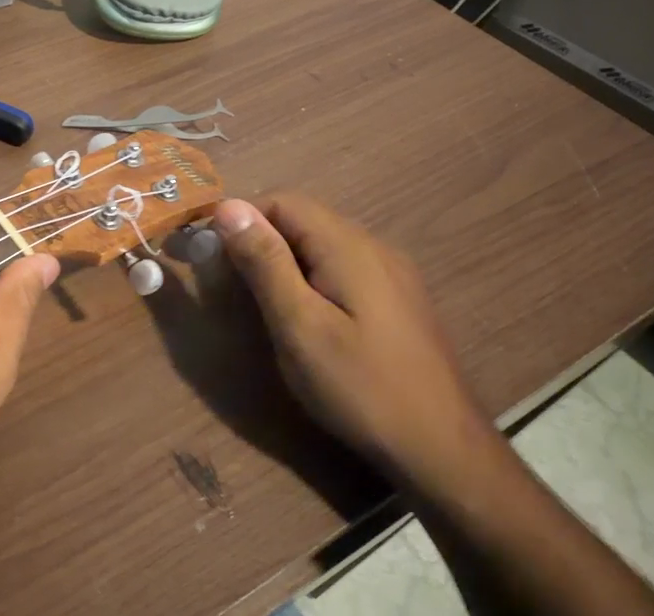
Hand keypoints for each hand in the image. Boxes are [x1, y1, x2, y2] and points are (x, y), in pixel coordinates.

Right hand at [210, 193, 496, 492]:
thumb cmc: (360, 387)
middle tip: (231, 285)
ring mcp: (392, 275)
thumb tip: (229, 207)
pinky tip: (306, 319)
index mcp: (349, 246)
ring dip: (284, 262)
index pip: (283, 201)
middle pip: (304, 220)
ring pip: (323, 246)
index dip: (241, 219)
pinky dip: (311, 279)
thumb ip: (264, 263)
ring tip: (262, 305)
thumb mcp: (299, 326)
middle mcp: (375, 247)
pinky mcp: (398, 302)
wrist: (442, 451)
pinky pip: (343, 269)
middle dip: (261, 241)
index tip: (211, 254)